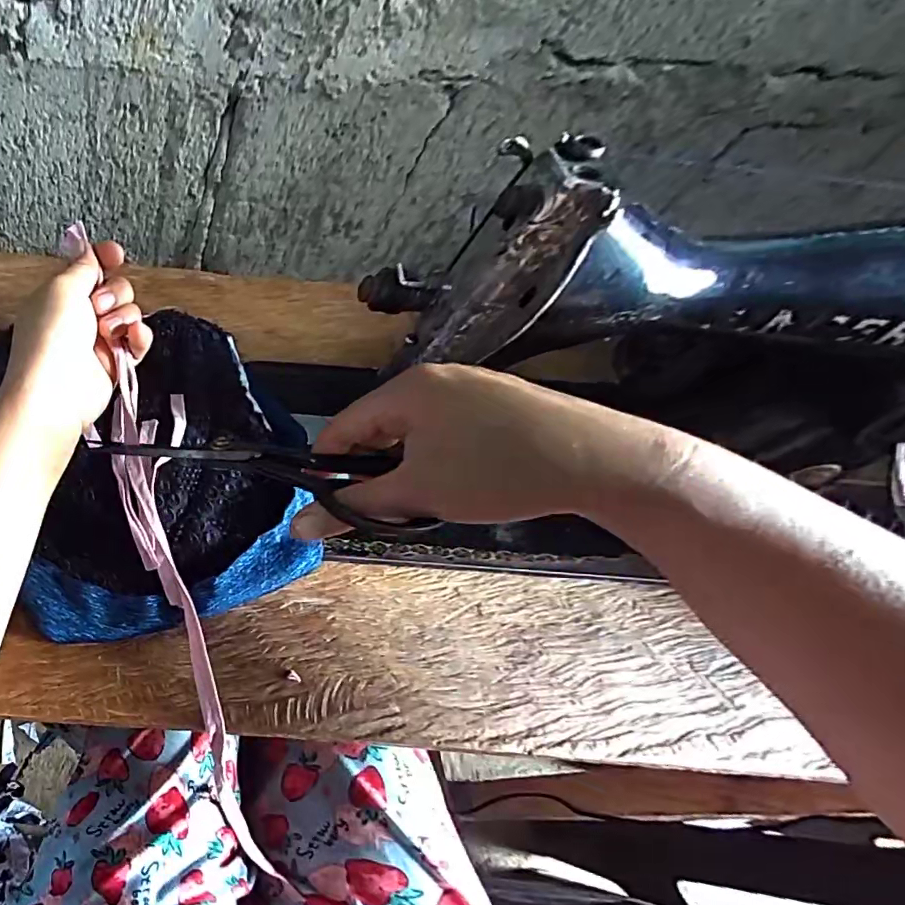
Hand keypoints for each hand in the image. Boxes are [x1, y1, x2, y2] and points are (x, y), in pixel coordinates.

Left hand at [0, 222, 155, 438]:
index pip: (87, 269)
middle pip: (114, 288)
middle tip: (99, 307)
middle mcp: (77, 318)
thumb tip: (88, 250)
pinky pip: (138, 341)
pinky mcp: (114, 363)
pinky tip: (131, 339)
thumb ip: (82, 266)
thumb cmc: (50, 341)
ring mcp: (96, 341)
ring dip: (125, 316)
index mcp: (59, 296)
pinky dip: (139, 337)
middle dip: (114, 292)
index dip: (103, 259)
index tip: (114, 255)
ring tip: (108, 331)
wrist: (55, 393)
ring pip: (129, 314)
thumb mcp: (62, 287)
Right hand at [289, 363, 694, 537]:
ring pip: (407, 431)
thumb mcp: (415, 494)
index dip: (328, 469)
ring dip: (402, 465)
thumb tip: (297, 527)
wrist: (607, 461)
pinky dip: (433, 455)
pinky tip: (458, 479)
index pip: (338, 429)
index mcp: (404, 390)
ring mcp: (468, 385)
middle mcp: (432, 378)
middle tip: (386, 505)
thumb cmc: (498, 472)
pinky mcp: (496, 399)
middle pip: (372, 428)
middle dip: (370, 469)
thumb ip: (351, 506)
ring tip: (426, 496)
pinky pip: (441, 427)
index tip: (334, 503)